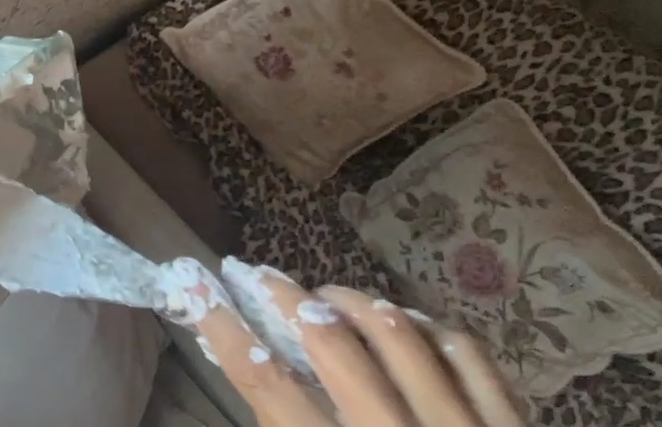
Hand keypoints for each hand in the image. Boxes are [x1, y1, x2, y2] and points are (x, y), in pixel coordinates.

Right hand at [186, 267, 524, 426]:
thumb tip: (247, 365)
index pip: (267, 383)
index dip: (224, 327)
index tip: (194, 285)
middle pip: (330, 342)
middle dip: (283, 296)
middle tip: (260, 278)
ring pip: (398, 331)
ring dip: (350, 301)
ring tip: (326, 298)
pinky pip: (467, 353)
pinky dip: (426, 326)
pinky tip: (401, 323)